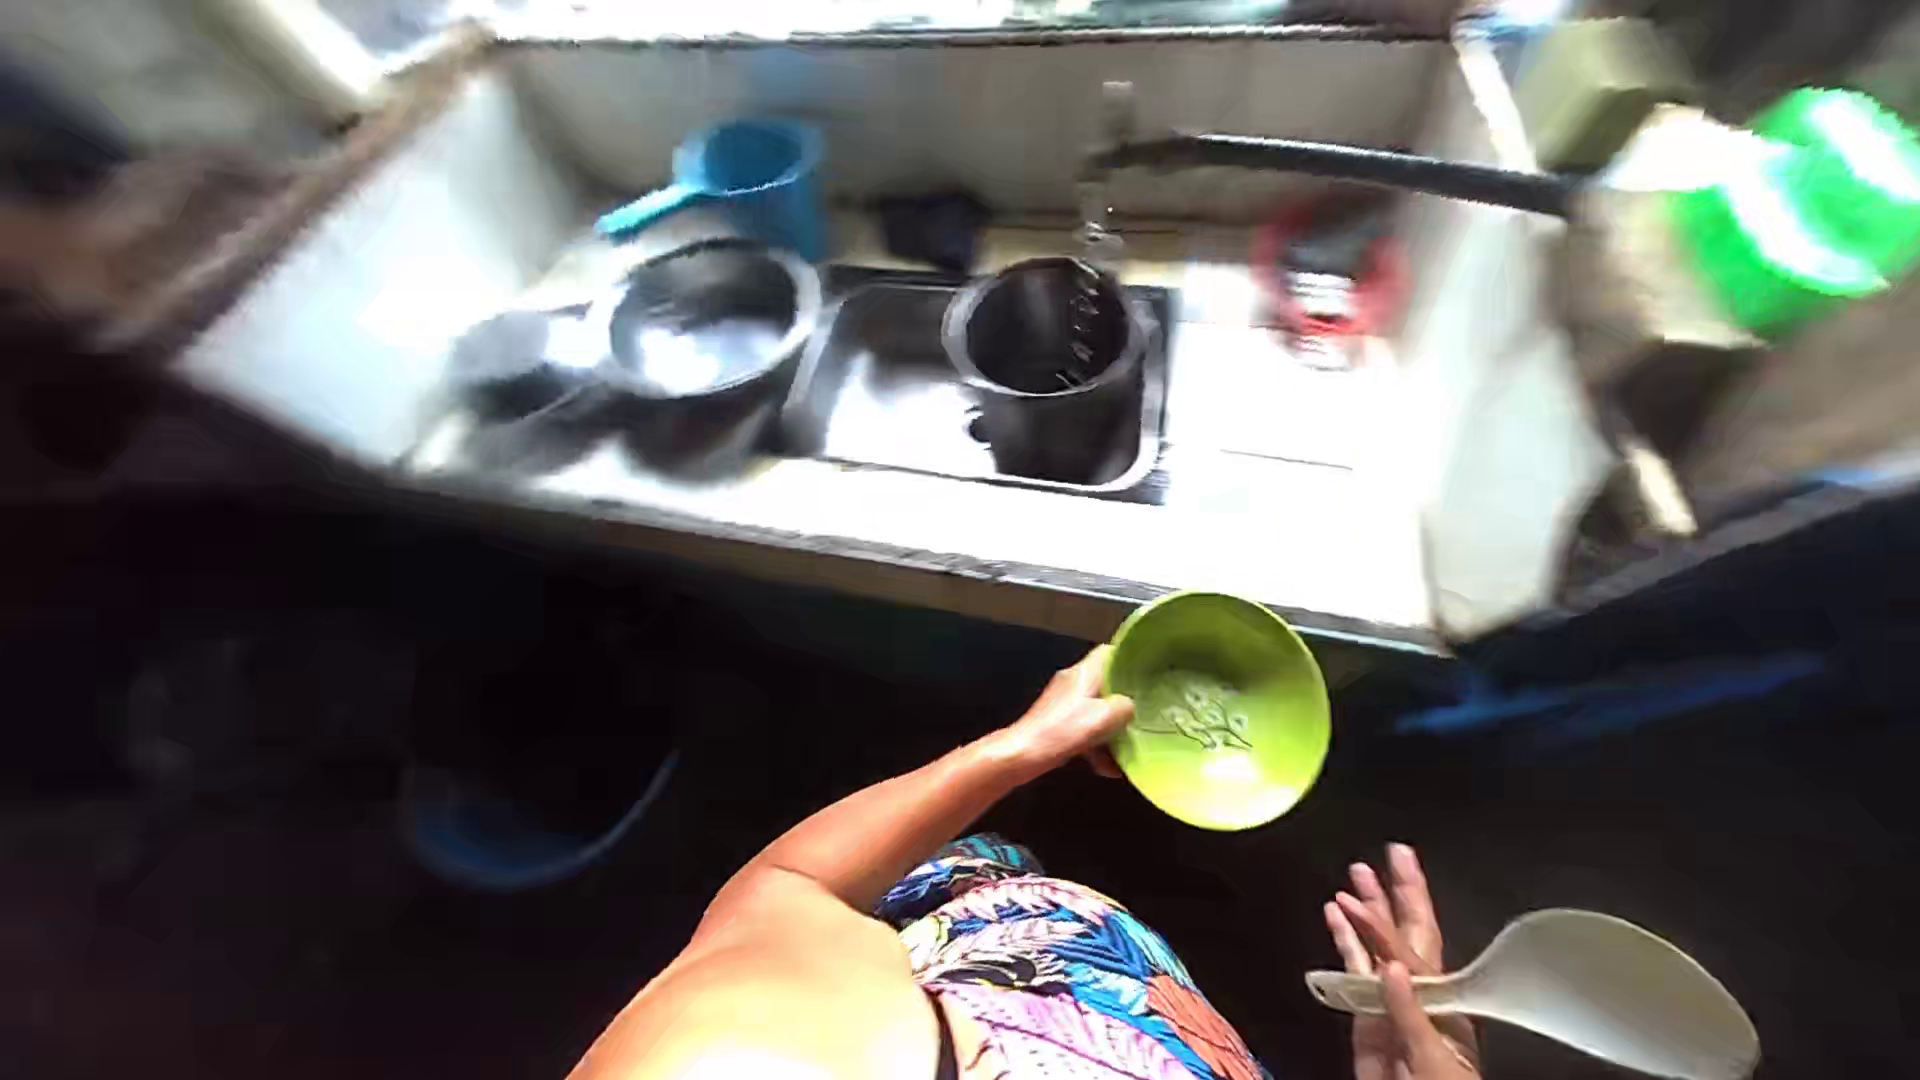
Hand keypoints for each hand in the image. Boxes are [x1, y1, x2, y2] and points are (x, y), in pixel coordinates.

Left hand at [988, 645, 1133, 779]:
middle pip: (1105, 684)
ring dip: (1112, 730)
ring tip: (1129, 749)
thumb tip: (1129, 707)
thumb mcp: (1104, 717)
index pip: (1108, 652)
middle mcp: (1073, 683)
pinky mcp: (1058, 724)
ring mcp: (1064, 704)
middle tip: (1144, 714)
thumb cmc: (1063, 730)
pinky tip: (1108, 768)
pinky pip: (1085, 730)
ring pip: (1096, 710)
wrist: (1024, 754)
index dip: (1129, 659)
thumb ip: (1124, 707)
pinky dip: (1097, 746)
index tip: (1147, 673)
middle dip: (1125, 701)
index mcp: (1083, 673)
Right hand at [1324, 844, 1479, 1079]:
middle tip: (1395, 852)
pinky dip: (1344, 937)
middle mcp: (1419, 990)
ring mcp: (1391, 998)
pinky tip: (1333, 912)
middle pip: (1408, 932)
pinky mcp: (1367, 1010)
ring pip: (1378, 941)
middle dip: (1400, 893)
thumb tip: (1388, 967)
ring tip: (1357, 872)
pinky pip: (1354, 964)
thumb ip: (1410, 1014)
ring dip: (1368, 907)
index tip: (1355, 898)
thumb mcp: (1435, 1064)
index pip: (1411, 950)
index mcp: (1444, 1002)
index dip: (1383, 923)